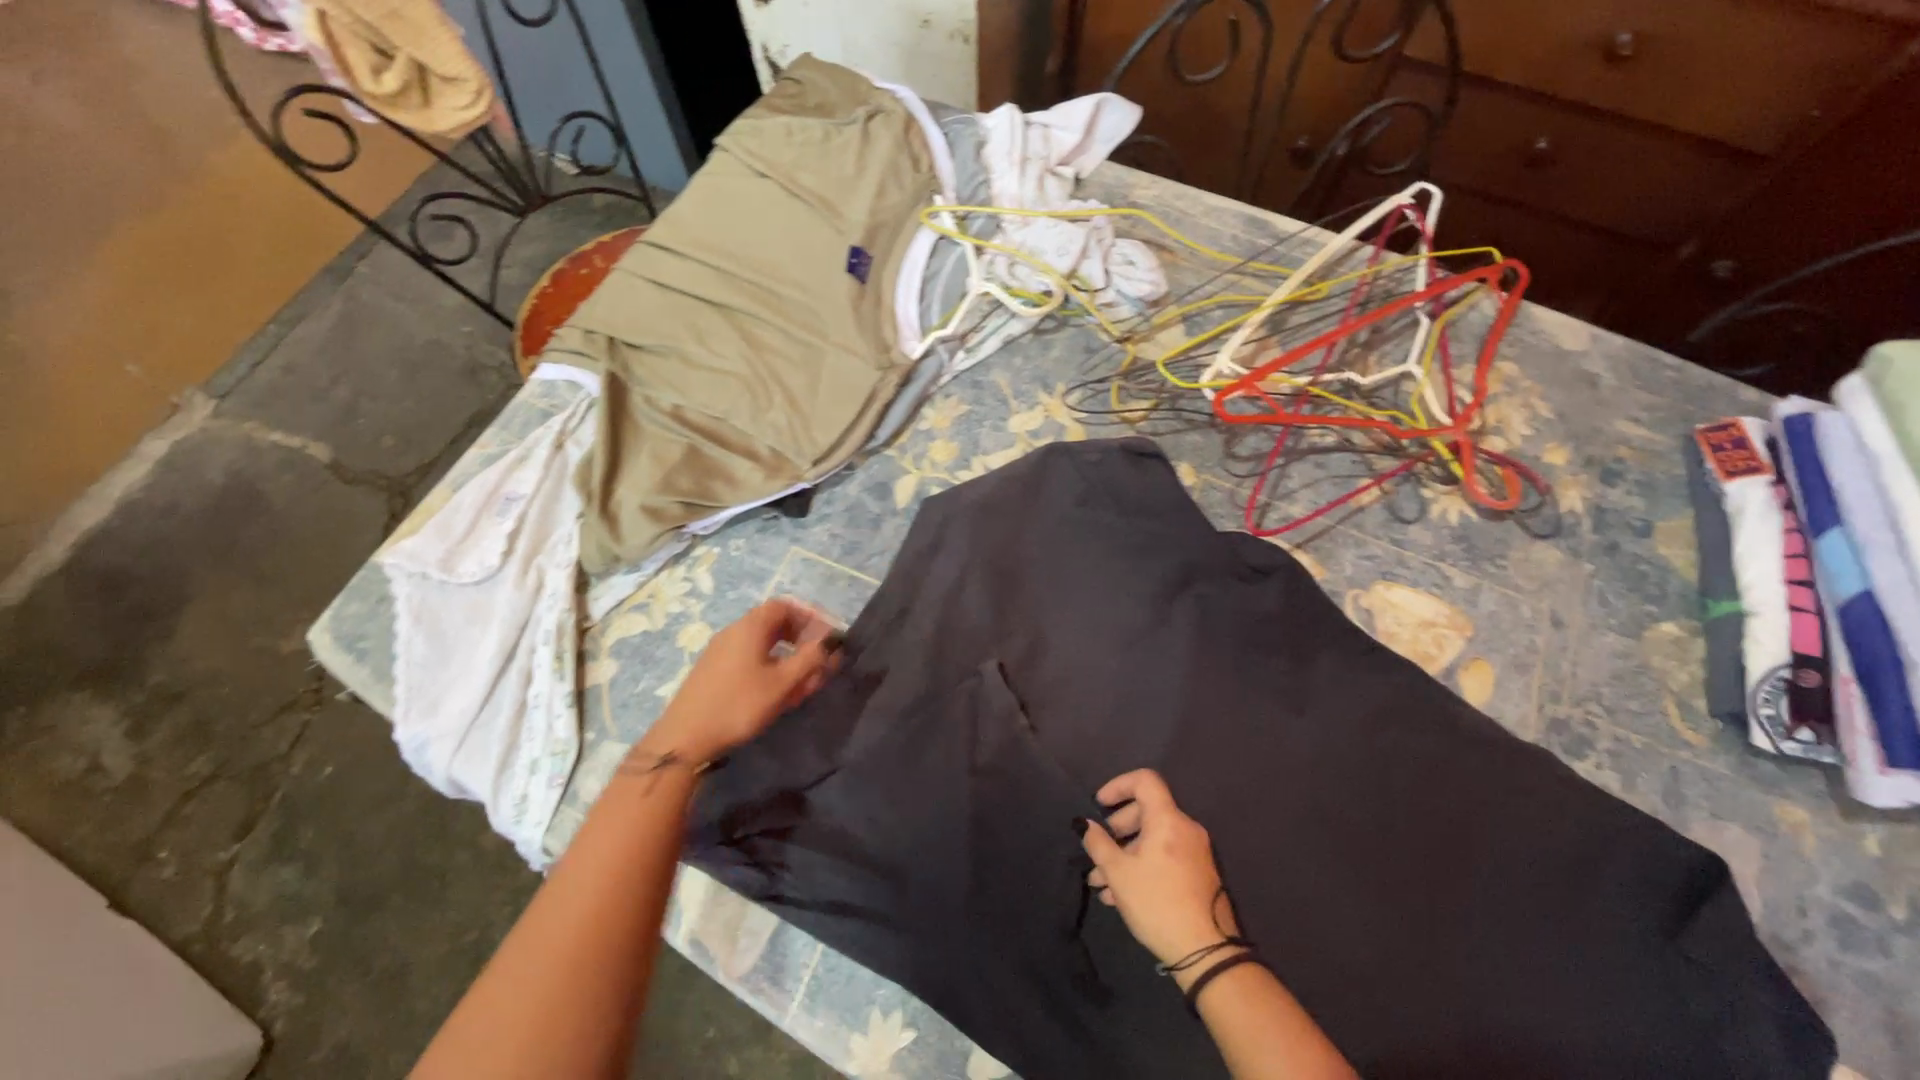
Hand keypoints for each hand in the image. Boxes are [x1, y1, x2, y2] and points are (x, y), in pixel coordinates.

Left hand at [636, 599, 841, 766]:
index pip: (785, 605)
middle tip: (821, 662)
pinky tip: (781, 695)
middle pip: (776, 624)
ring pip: (765, 646)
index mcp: (750, 627)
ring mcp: (722, 652)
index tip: (828, 636)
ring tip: (806, 685)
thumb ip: (810, 658)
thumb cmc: (739, 705)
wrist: (686, 737)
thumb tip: (831, 641)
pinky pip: (752, 661)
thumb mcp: (782, 683)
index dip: (810, 616)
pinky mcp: (717, 672)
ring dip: (790, 660)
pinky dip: (773, 671)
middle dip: (803, 641)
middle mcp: (734, 632)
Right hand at [1081, 769, 1239, 968]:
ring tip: (1100, 882)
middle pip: (1146, 810)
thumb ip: (1098, 844)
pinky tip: (1120, 894)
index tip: (1099, 804)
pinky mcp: (1198, 873)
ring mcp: (1194, 851)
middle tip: (1097, 850)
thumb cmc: (1156, 903)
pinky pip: (1164, 855)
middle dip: (1116, 828)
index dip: (1118, 785)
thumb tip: (1086, 825)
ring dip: (1124, 853)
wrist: (1205, 951)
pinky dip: (1141, 864)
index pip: (1144, 781)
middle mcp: (1185, 828)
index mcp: (1168, 820)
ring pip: (1152, 838)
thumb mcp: (1118, 873)